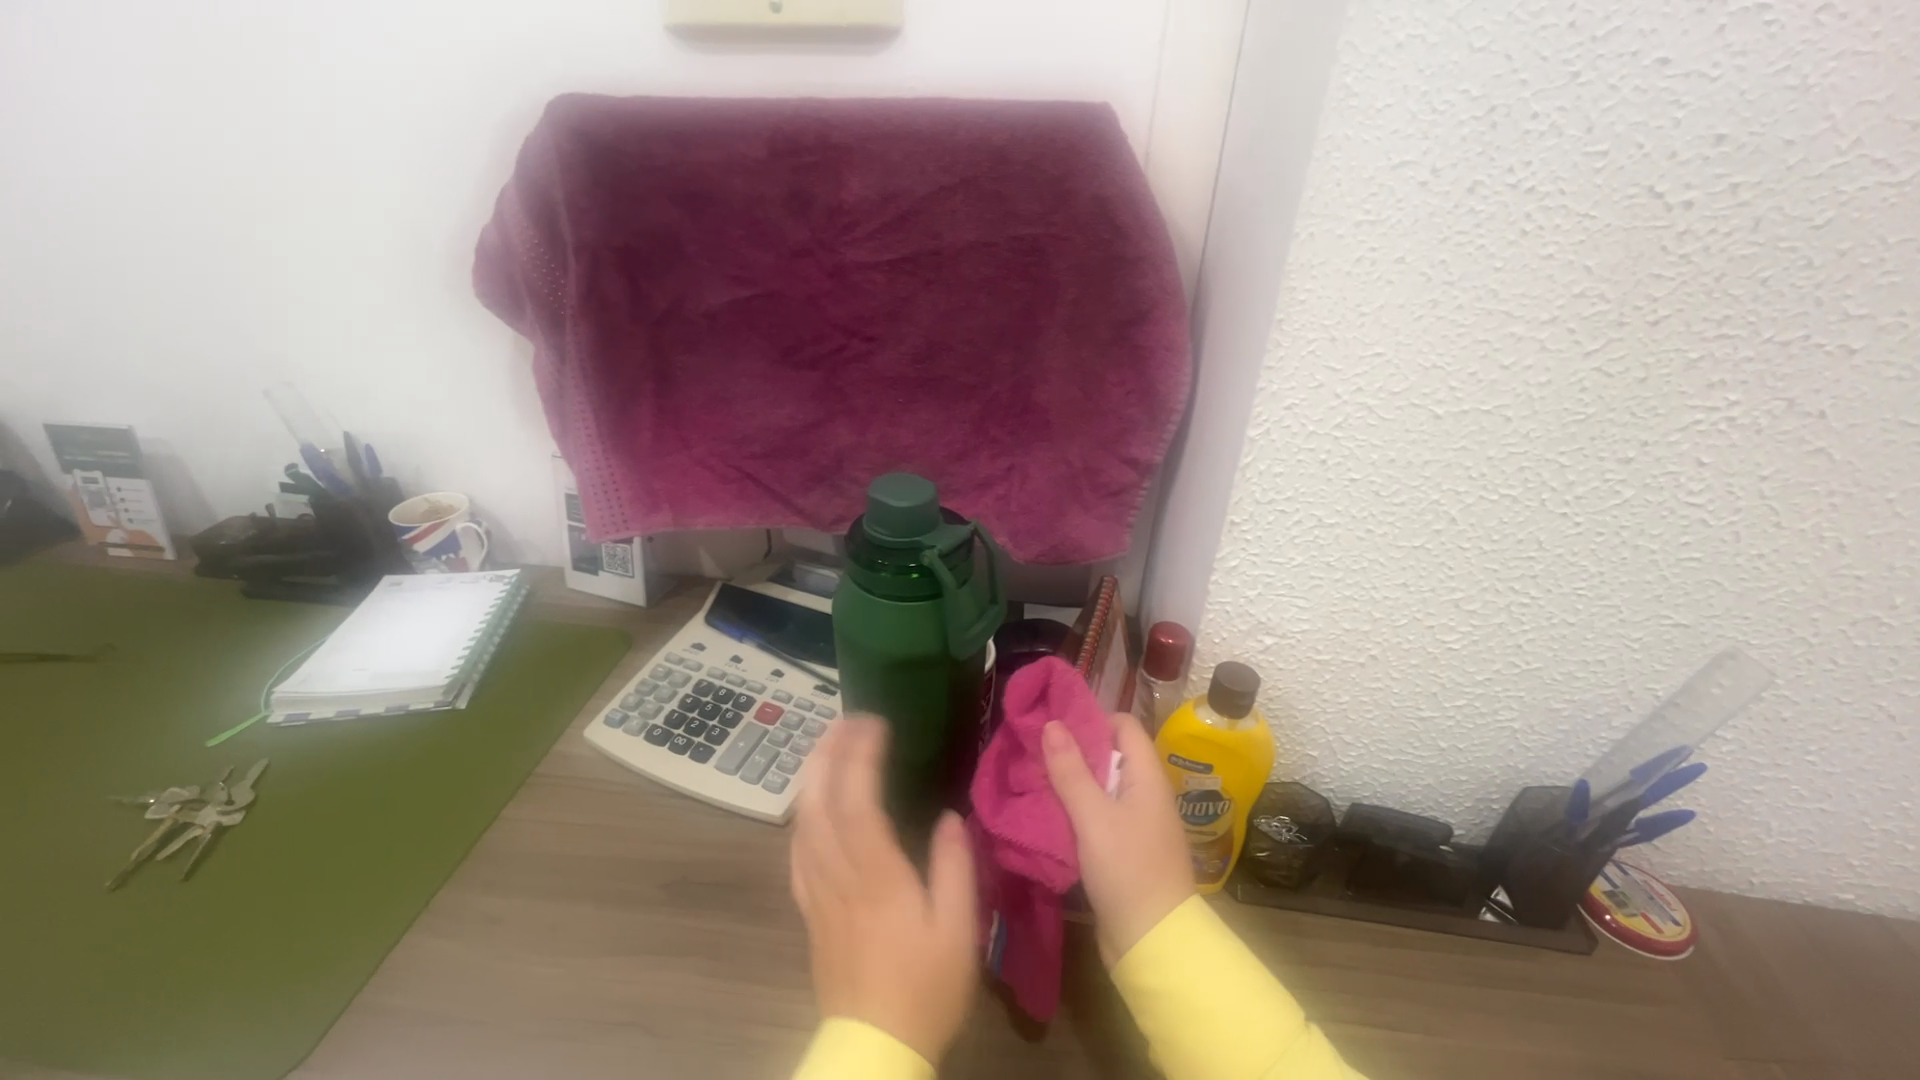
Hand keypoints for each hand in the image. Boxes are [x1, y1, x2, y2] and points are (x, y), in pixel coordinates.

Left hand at [790, 715, 977, 1064]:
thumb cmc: (926, 987)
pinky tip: (807, 807)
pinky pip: (796, 853)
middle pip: (820, 803)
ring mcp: (818, 893)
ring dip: (811, 777)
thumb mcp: (958, 930)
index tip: (874, 722)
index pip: (858, 800)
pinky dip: (801, 818)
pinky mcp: (810, 911)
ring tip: (825, 746)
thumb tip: (949, 816)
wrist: (876, 1046)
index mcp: (877, 876)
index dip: (860, 756)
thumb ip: (954, 868)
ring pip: (802, 824)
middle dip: (828, 753)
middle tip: (845, 719)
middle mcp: (839, 876)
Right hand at [1042, 711, 1194, 965]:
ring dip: (1071, 783)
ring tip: (1032, 779)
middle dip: (1073, 750)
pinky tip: (1047, 814)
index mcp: (1147, 777)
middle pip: (1110, 755)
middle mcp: (1144, 794)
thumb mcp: (1093, 816)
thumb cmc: (1128, 869)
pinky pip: (1097, 816)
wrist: (1154, 940)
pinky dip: (1075, 811)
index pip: (1124, 726)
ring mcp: (1136, 823)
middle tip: (1034, 750)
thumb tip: (1052, 724)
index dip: (1092, 718)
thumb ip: (1071, 771)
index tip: (1055, 724)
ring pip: (1100, 788)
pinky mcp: (1124, 849)